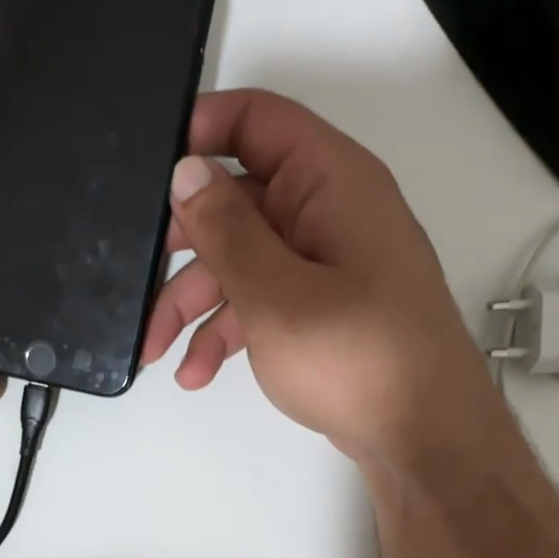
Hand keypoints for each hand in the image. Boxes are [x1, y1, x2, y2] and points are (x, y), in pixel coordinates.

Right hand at [141, 90, 479, 458]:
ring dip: (193, 305)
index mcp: (329, 183)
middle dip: (182, 247)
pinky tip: (196, 371)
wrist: (420, 437)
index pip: (257, 121)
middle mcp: (327, 212)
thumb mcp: (276, 293)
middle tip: (138, 281)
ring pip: (240, 261)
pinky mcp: (320, 307)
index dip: (199, 131)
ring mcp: (325, 263)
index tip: (148, 172)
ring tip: (158, 352)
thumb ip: (226, 230)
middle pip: (236, 202)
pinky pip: (259, 301)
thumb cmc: (358, 358)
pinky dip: (225, 331)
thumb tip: (187, 172)